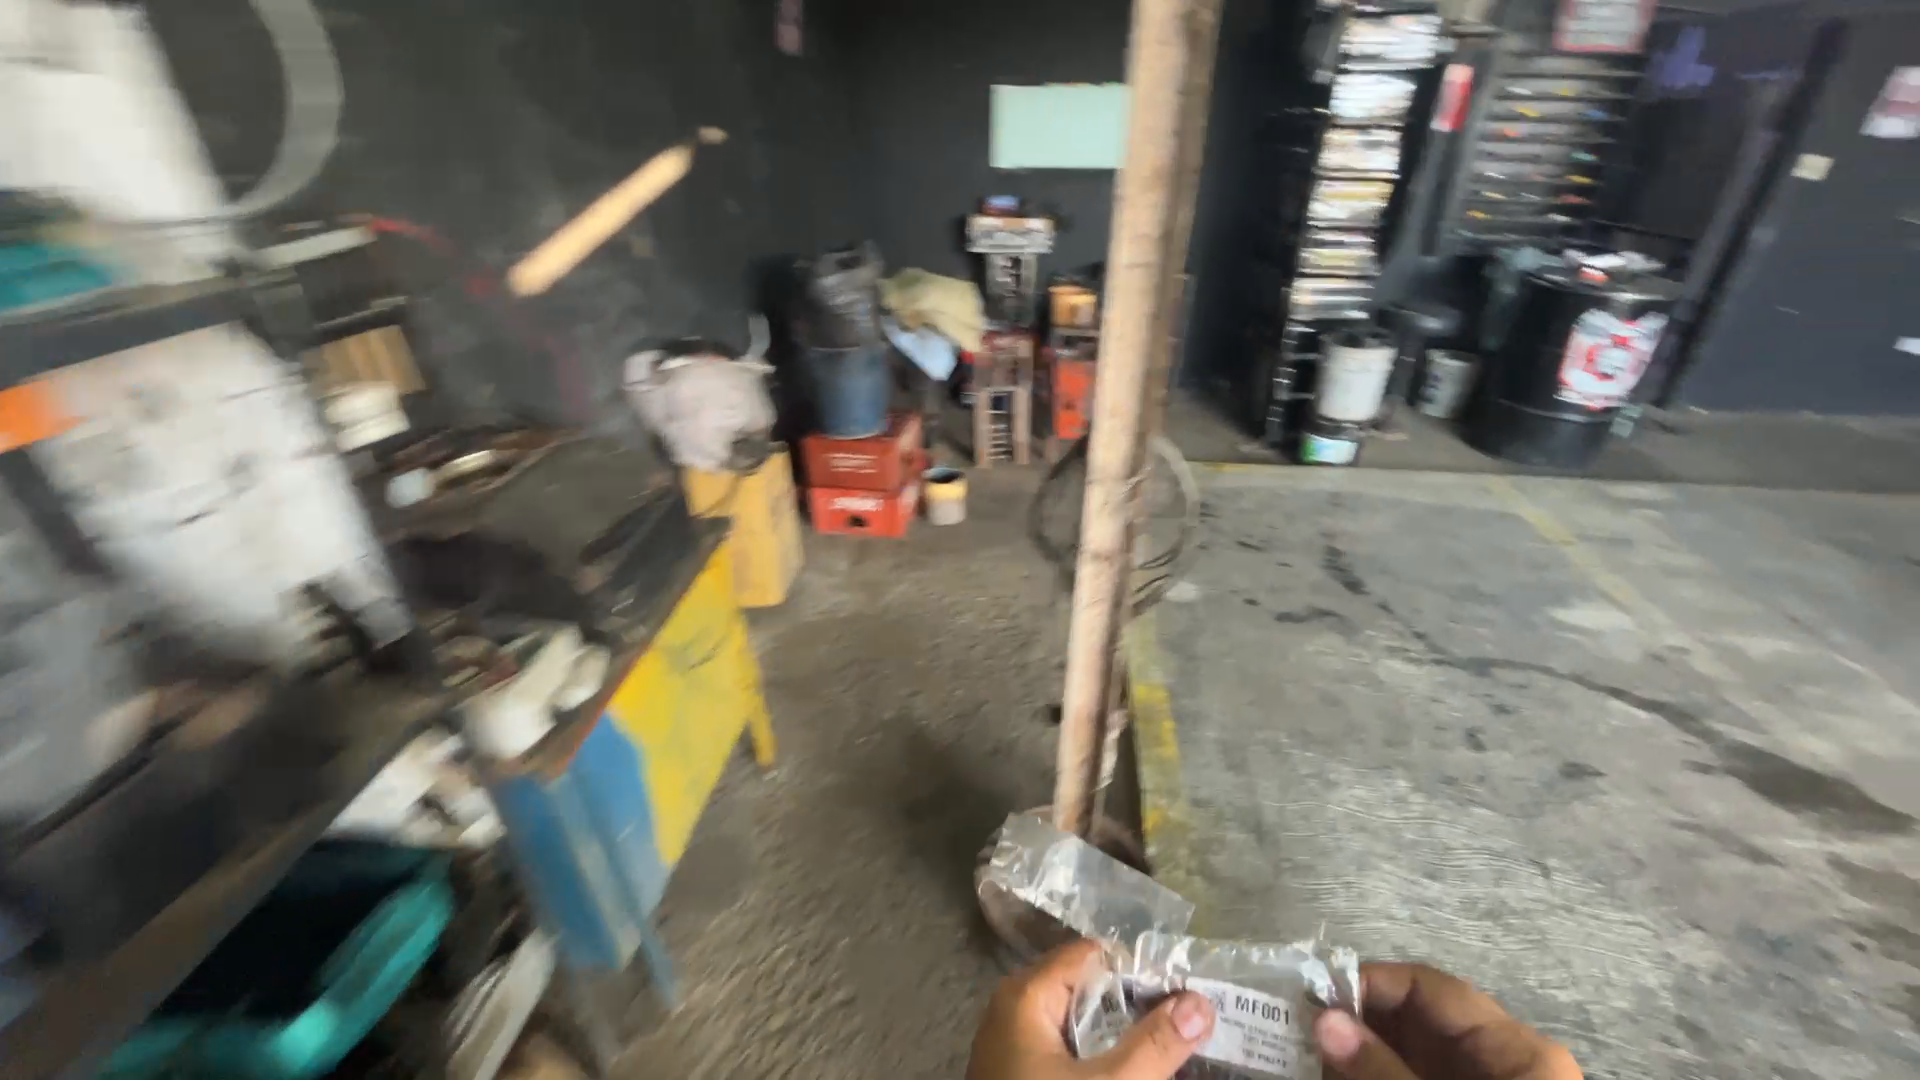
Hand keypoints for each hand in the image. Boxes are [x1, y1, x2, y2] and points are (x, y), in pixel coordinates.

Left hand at [968, 940, 1215, 1079]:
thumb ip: (1154, 1046)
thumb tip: (1201, 1003)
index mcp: (1028, 992)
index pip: (1093, 955)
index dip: (1140, 971)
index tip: (1184, 993)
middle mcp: (1016, 1005)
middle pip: (1085, 987)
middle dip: (1134, 1005)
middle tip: (1185, 1023)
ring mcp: (1014, 1040)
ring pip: (1078, 1021)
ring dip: (1118, 1035)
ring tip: (1167, 1048)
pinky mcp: (1018, 1070)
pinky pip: (1064, 1048)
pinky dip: (1095, 1056)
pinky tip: (1126, 1070)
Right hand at [1313, 963, 1582, 1079]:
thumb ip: (1381, 1072)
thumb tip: (1323, 1020)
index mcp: (1516, 1049)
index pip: (1427, 986)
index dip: (1368, 982)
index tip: (1313, 996)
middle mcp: (1502, 1061)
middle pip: (1417, 1018)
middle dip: (1358, 1020)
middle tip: (1302, 1027)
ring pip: (1410, 1050)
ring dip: (1361, 1053)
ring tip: (1310, 1055)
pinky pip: (1411, 1078)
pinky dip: (1377, 1077)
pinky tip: (1338, 1078)